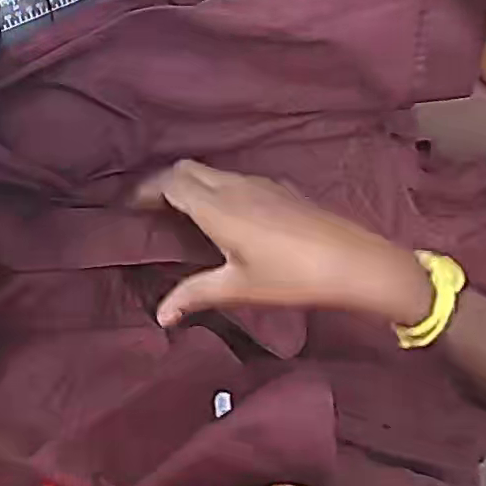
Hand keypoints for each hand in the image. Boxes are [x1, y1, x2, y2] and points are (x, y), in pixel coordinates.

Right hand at [133, 160, 434, 326]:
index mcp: (217, 205)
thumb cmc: (293, 276)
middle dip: (161, 183)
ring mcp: (258, 182)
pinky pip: (232, 178)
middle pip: (185, 168)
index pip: (169, 182)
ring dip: (188, 184)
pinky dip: (213, 189)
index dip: (144, 190)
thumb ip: (193, 295)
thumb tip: (160, 316)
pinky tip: (222, 217)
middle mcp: (233, 185)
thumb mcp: (238, 288)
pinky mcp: (278, 188)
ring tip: (179, 215)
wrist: (357, 261)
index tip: (129, 208)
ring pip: (210, 171)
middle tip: (149, 210)